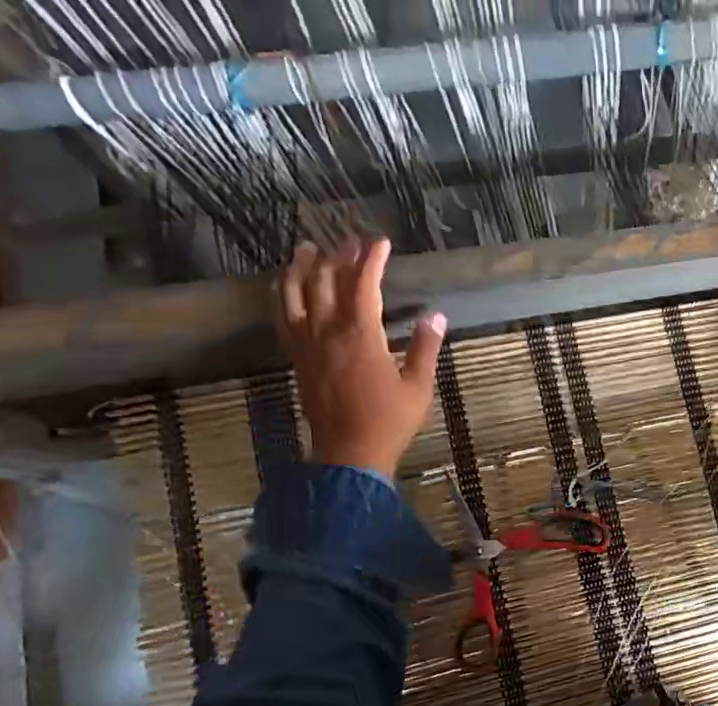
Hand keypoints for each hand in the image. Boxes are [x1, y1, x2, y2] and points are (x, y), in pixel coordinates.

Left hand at [275, 237, 445, 477]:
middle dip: (339, 256)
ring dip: (303, 267)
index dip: (372, 260)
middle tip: (349, 241)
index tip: (381, 242)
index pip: (364, 285)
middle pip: (328, 281)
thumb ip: (424, 348)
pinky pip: (282, 318)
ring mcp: (307, 344)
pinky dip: (281, 295)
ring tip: (308, 248)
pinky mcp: (296, 357)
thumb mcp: (418, 387)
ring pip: (297, 293)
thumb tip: (436, 317)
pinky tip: (282, 285)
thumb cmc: (389, 421)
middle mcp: (329, 331)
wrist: (349, 452)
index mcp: (361, 336)